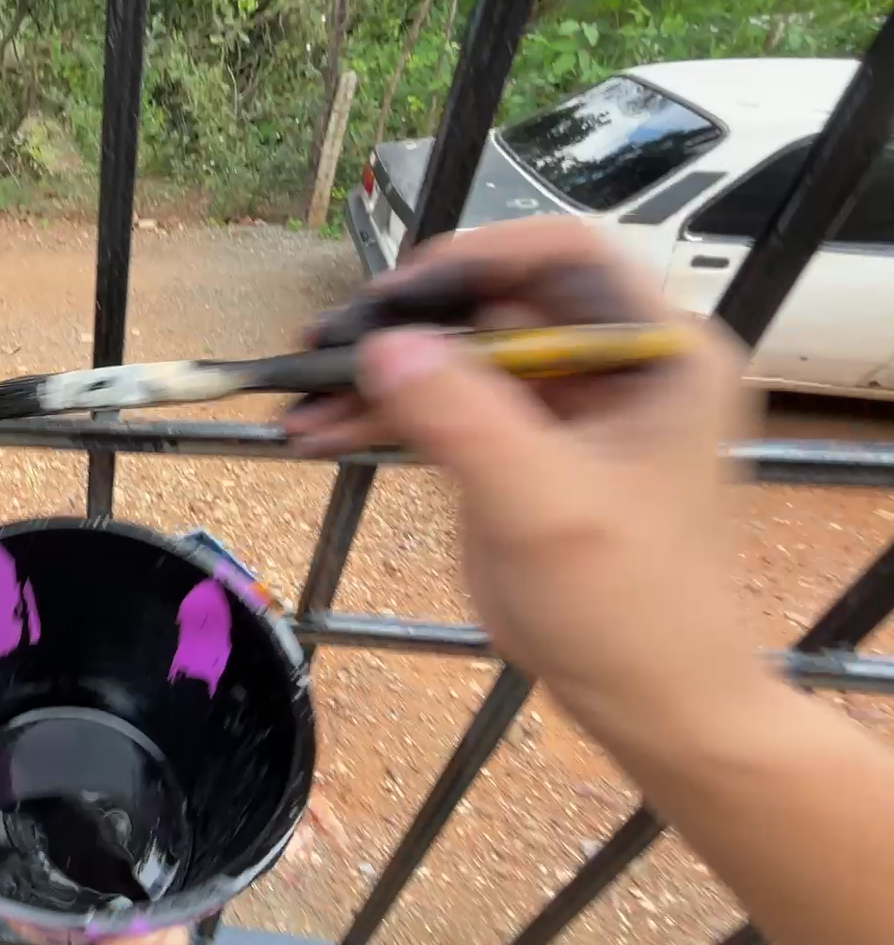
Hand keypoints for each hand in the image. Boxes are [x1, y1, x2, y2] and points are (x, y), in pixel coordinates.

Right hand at [284, 219, 766, 725]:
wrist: (633, 686)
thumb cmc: (620, 601)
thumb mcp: (543, 506)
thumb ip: (462, 418)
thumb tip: (377, 345)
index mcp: (649, 353)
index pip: (560, 258)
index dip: (471, 259)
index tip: (387, 298)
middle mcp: (597, 362)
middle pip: (479, 307)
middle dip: (392, 327)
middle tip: (315, 348)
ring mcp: (543, 402)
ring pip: (439, 358)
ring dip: (364, 378)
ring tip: (295, 405)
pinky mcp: (499, 439)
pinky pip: (425, 406)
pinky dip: (368, 417)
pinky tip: (314, 433)